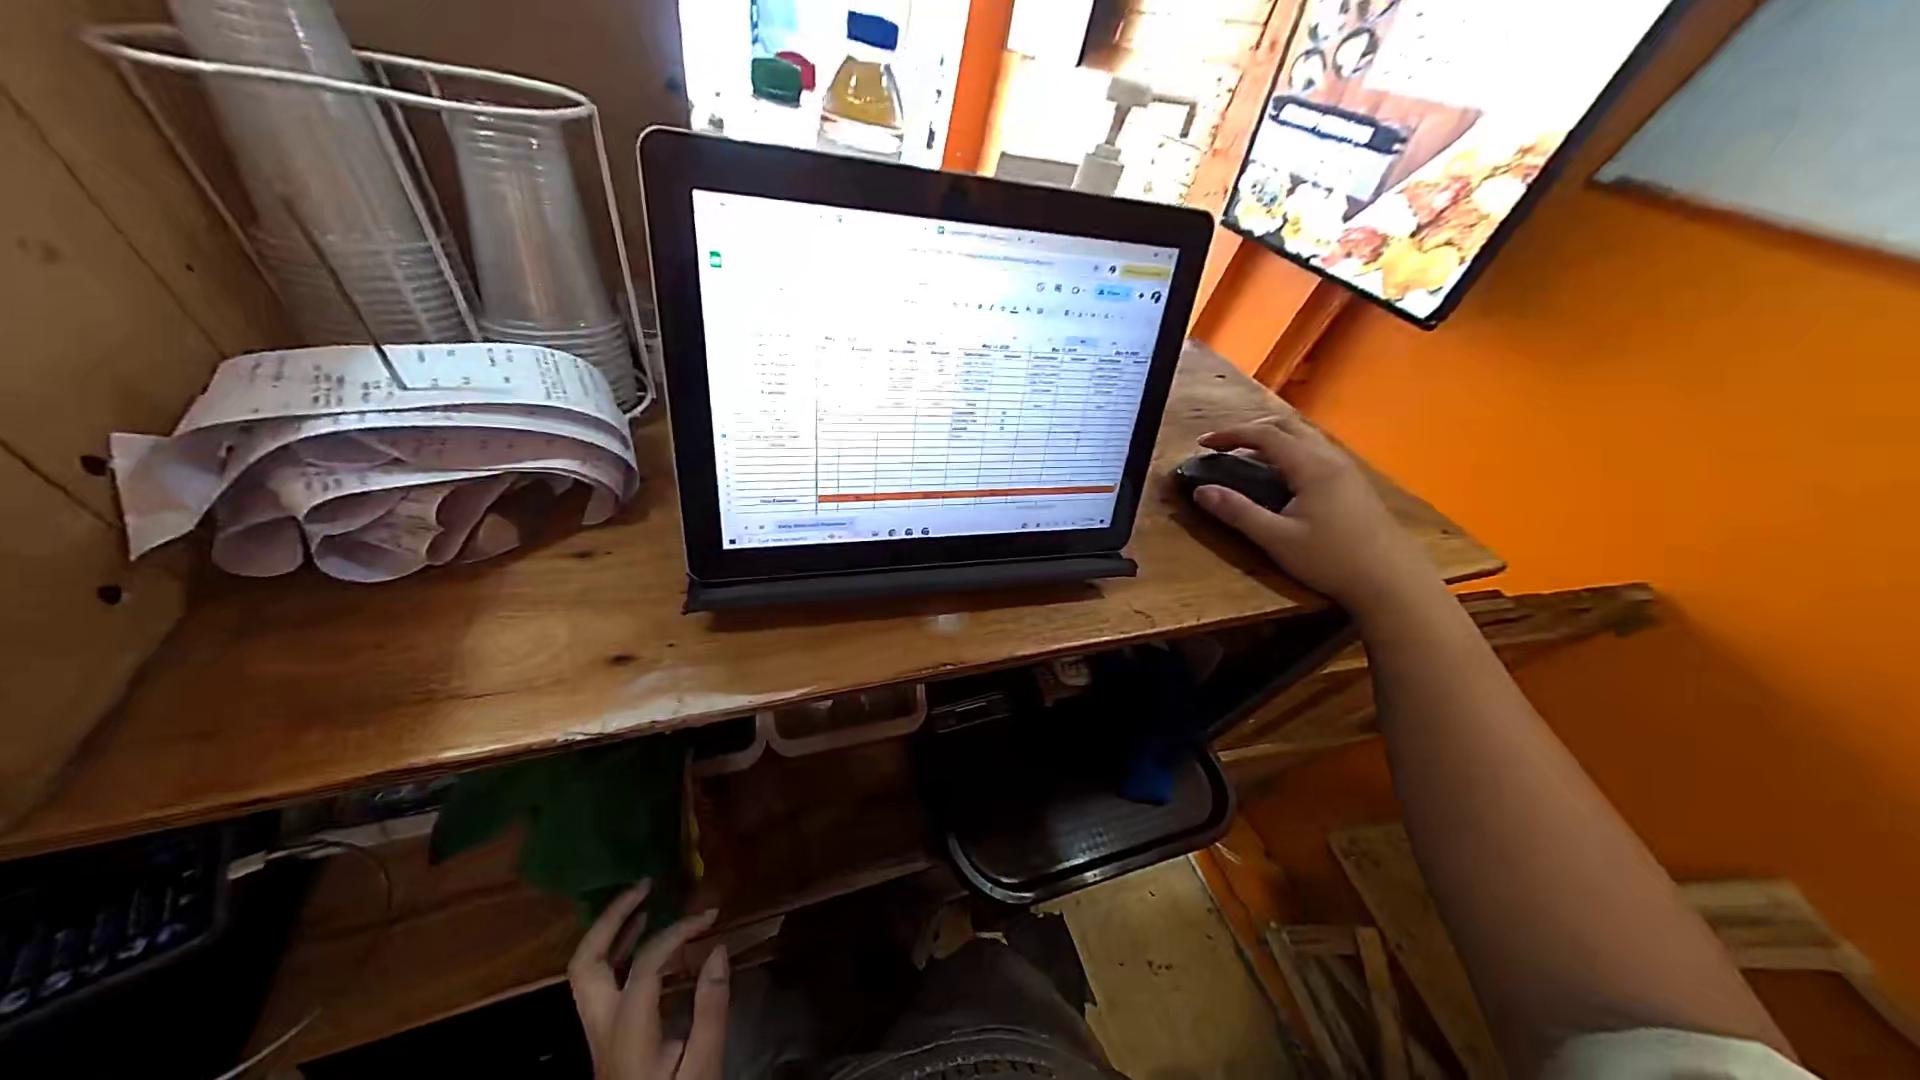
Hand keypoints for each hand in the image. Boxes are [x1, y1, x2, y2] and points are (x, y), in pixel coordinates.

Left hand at [569, 882, 728, 1079]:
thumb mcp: (704, 1067)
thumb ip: (711, 1007)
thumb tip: (717, 948)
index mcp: (626, 1034)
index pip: (643, 965)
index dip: (675, 933)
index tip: (709, 918)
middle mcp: (601, 1028)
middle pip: (586, 964)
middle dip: (612, 919)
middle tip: (645, 886)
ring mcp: (598, 1034)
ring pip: (585, 972)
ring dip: (611, 931)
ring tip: (644, 901)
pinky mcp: (605, 1037)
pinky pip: (600, 982)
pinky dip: (619, 951)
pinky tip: (643, 939)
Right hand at [1193, 412, 1440, 615]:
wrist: (1391, 580)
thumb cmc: (1331, 560)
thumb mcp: (1277, 539)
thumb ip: (1238, 512)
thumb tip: (1202, 491)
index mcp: (1312, 466)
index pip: (1265, 435)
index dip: (1231, 434)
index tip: (1203, 443)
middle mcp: (1331, 458)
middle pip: (1287, 425)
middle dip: (1251, 429)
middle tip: (1223, 445)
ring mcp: (1346, 469)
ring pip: (1305, 436)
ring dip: (1272, 437)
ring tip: (1246, 455)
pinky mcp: (1352, 483)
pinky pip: (1315, 450)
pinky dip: (1288, 449)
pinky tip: (1279, 474)